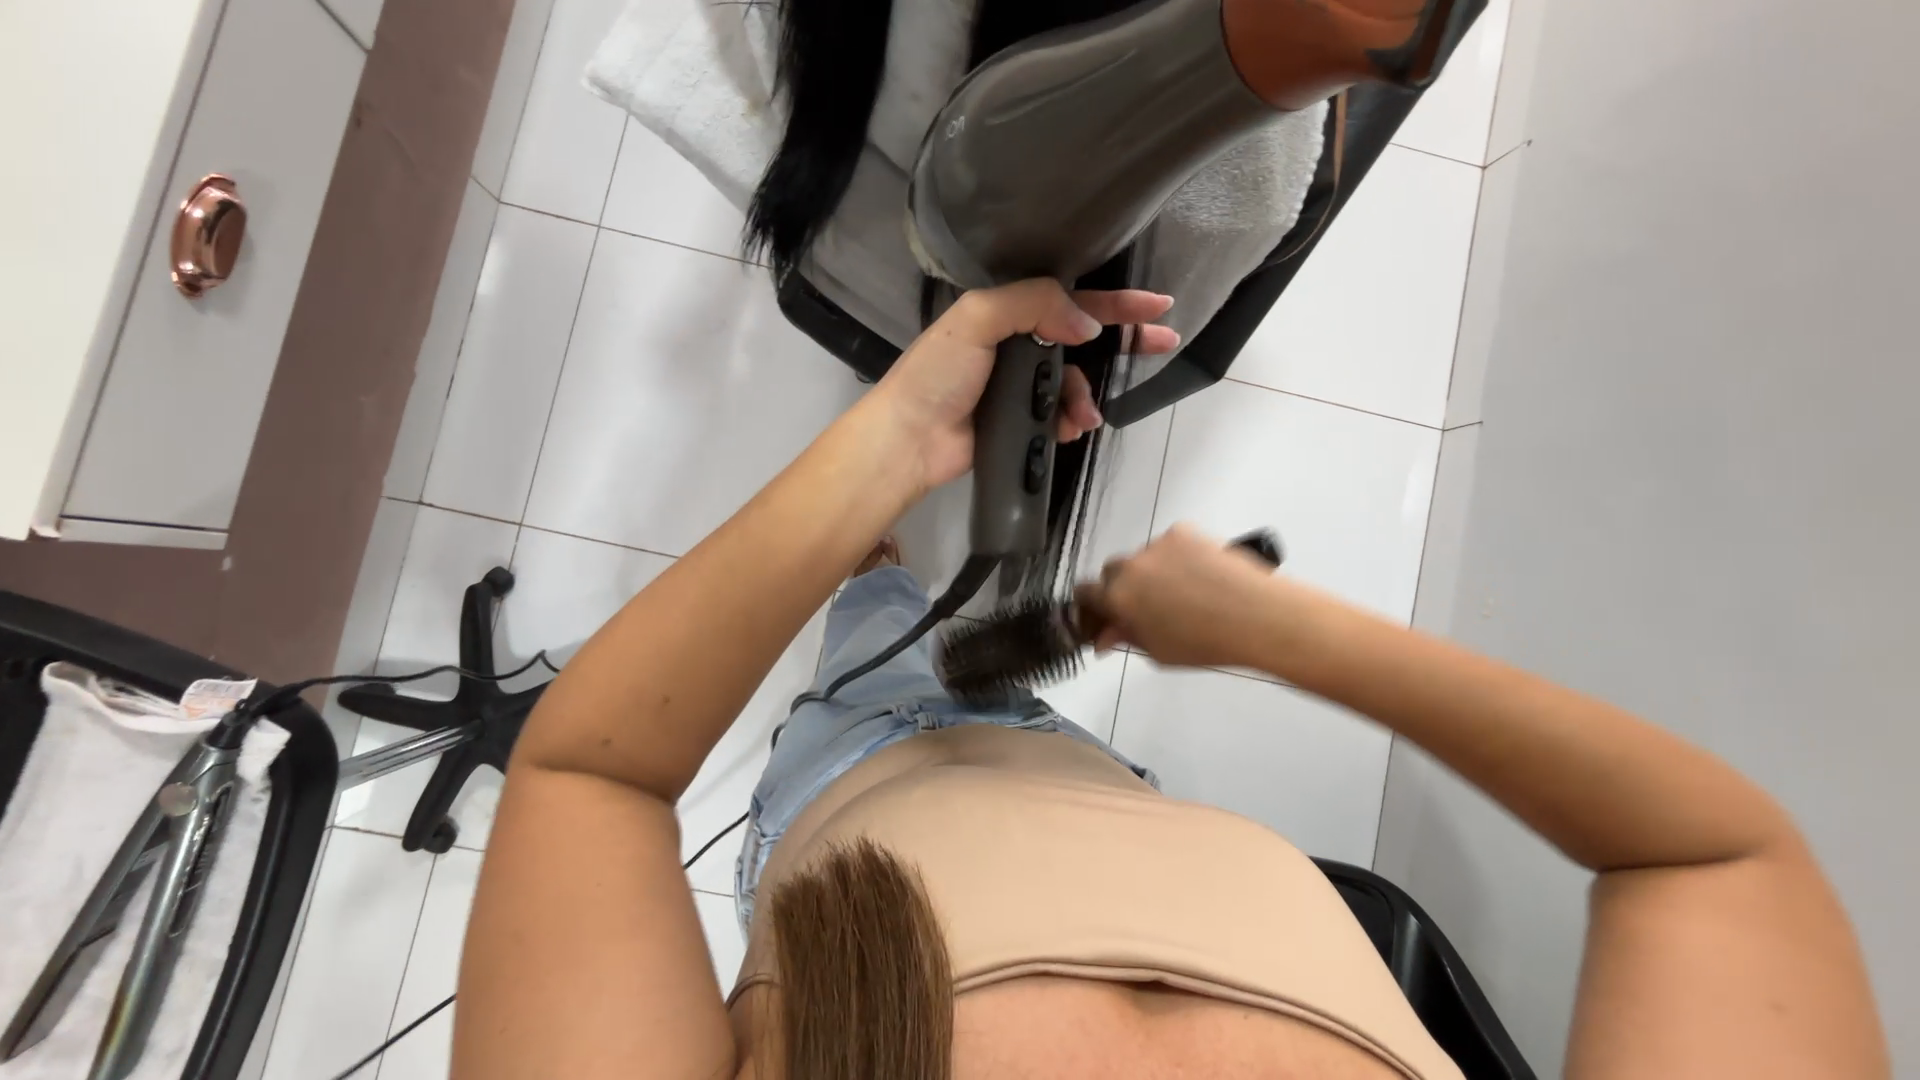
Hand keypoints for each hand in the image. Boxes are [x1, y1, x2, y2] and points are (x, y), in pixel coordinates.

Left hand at [868, 279, 1177, 492]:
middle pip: (1081, 339)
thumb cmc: (936, 373)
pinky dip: (1070, 422)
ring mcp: (1019, 387)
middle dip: (1123, 341)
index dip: (1113, 301)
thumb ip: (1033, 304)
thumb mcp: (976, 318)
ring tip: (1084, 416)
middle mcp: (1016, 345)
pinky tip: (1069, 429)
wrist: (910, 439)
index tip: (1156, 304)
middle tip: (1164, 343)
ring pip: (1074, 384)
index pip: (1069, 298)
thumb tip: (1087, 325)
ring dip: (1087, 396)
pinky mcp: (1020, 423)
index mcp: (1006, 313)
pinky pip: (1060, 417)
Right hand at [1081, 524, 1290, 668]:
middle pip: (1112, 571)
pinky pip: (1168, 545)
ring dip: (1151, 572)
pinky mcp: (1183, 531)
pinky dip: (1176, 557)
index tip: (1106, 615)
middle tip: (1146, 606)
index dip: (1092, 604)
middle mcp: (1131, 566)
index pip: (1085, 592)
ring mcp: (1157, 545)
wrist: (1257, 615)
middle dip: (1122, 587)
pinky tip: (1198, 576)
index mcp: (1119, 598)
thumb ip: (1126, 638)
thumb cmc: (1205, 644)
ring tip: (1184, 592)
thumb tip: (1104, 637)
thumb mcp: (1158, 651)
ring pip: (1143, 557)